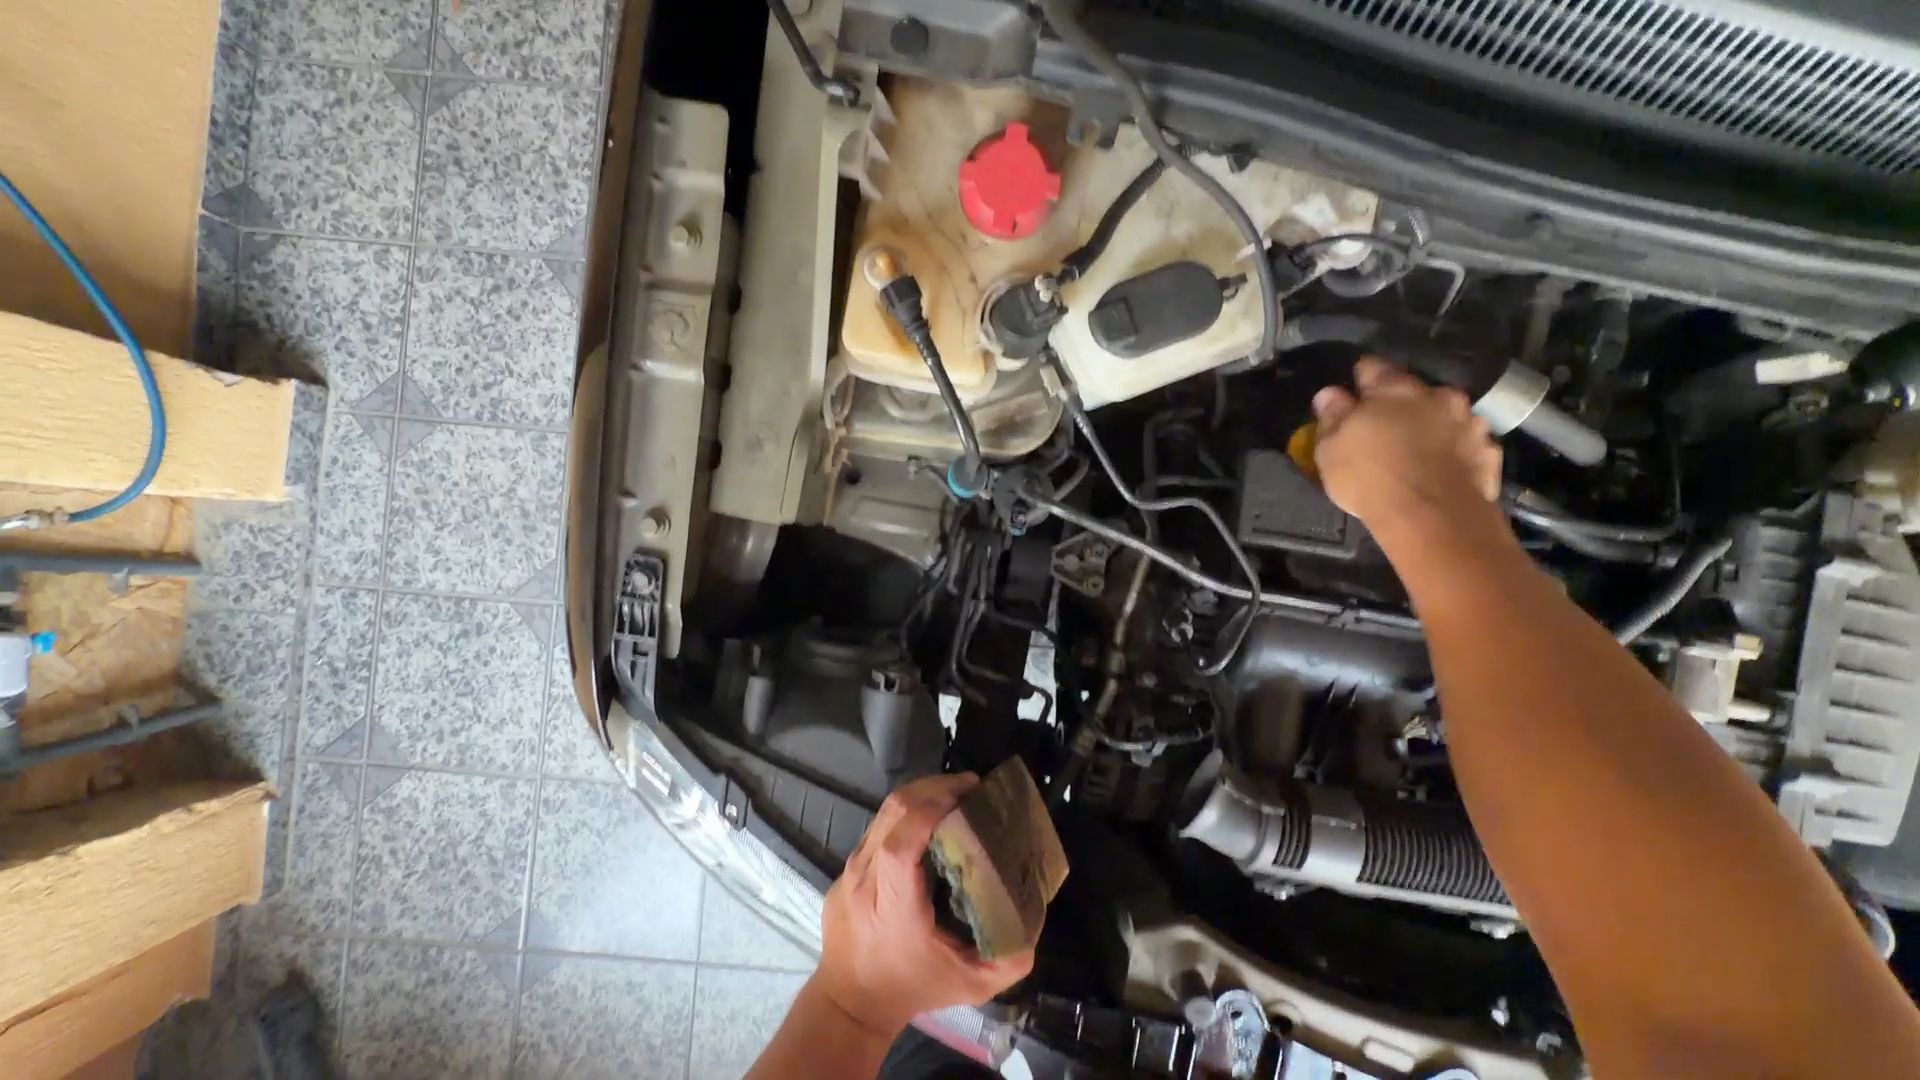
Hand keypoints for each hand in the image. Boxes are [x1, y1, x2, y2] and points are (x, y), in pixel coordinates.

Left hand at [810, 773, 1034, 1039]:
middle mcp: (866, 879)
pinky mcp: (847, 867)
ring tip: (956, 796)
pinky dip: (907, 812)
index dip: (930, 811)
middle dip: (933, 789)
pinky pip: (878, 826)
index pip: (900, 844)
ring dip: (921, 795)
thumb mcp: (969, 985)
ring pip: (884, 812)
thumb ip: (1008, 960)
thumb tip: (1033, 924)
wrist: (848, 1003)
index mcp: (893, 906)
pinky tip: (931, 818)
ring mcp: (851, 869)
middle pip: (892, 813)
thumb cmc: (910, 990)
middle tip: (972, 787)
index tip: (967, 797)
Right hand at [1311, 356, 1503, 537]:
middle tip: (1386, 427)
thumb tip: (1330, 392)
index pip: (1373, 367)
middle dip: (1402, 404)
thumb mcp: (1331, 449)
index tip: (1352, 392)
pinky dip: (1457, 452)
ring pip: (1447, 416)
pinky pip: (1468, 445)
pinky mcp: (1489, 452)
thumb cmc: (1371, 476)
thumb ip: (1332, 416)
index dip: (1360, 379)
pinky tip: (1444, 470)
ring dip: (1433, 426)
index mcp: (1394, 388)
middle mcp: (1437, 395)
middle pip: (1415, 391)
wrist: (1432, 516)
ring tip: (1420, 451)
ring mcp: (1469, 423)